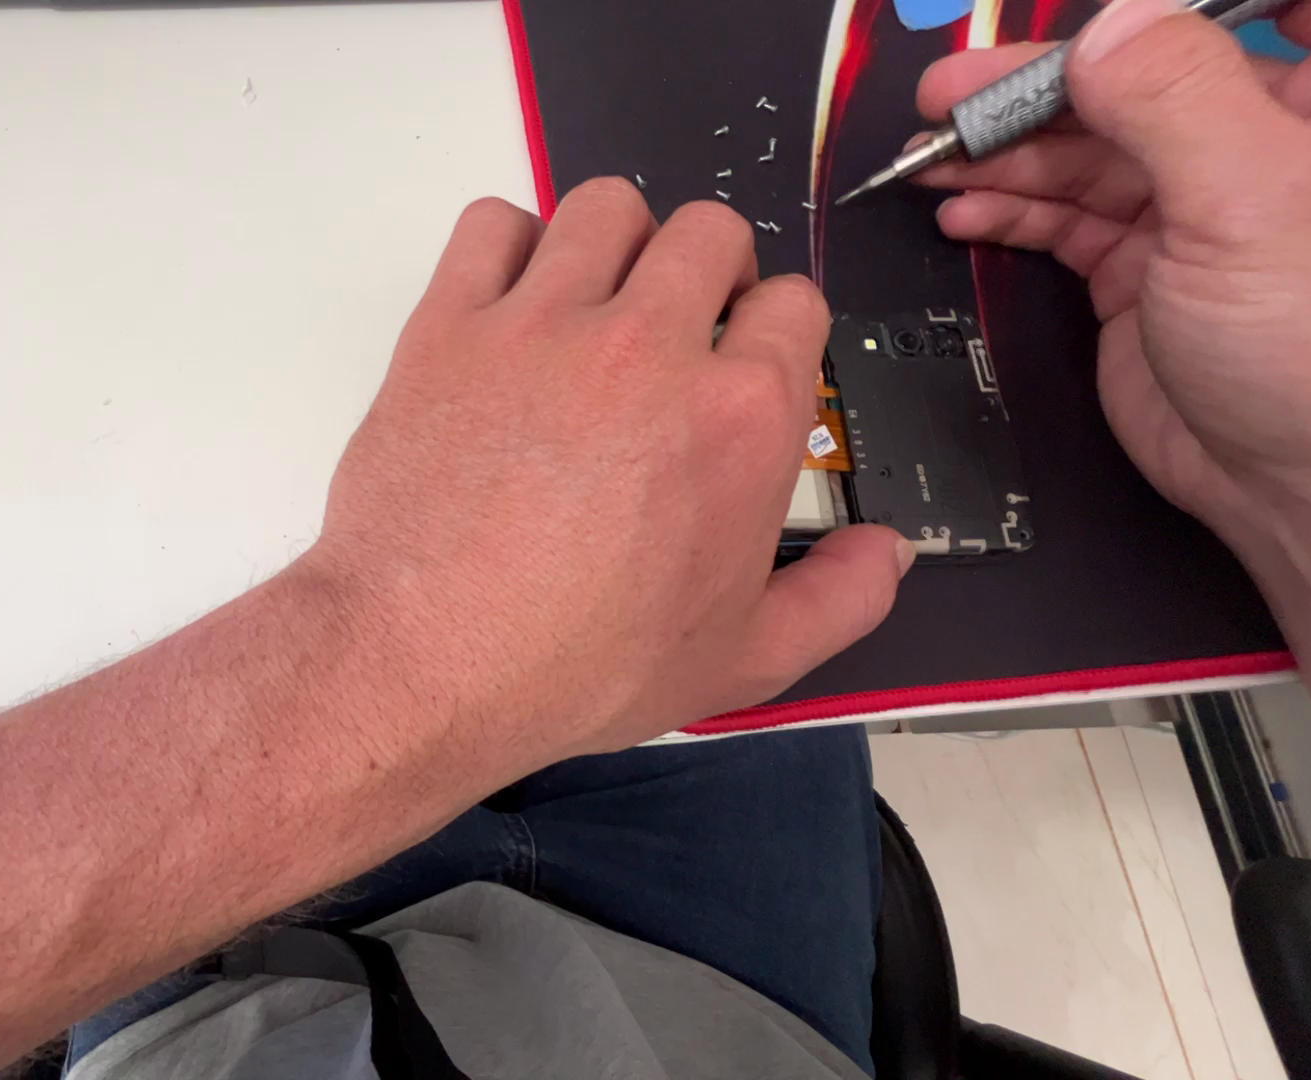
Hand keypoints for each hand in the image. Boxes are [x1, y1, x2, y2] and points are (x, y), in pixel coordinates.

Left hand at [303, 180, 912, 761]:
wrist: (423, 661)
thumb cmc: (575, 668)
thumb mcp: (737, 664)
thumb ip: (837, 601)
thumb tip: (886, 550)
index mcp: (737, 416)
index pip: (792, 306)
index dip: (769, 333)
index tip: (736, 365)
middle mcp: (645, 347)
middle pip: (707, 234)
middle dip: (705, 274)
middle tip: (669, 336)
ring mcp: (538, 326)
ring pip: (605, 209)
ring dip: (614, 246)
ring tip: (590, 311)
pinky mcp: (447, 327)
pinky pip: (490, 227)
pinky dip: (507, 248)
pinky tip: (507, 307)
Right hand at [916, 0, 1310, 787]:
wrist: (1303, 477)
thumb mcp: (1258, 200)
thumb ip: (1176, 103)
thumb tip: (1107, 29)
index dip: (1164, 3)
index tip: (1077, 21)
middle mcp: (1277, 134)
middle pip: (1140, 80)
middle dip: (1039, 89)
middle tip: (947, 98)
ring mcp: (1197, 204)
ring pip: (1086, 153)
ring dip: (1004, 156)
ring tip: (930, 159)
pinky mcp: (1138, 265)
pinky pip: (1063, 219)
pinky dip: (1009, 212)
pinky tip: (964, 209)